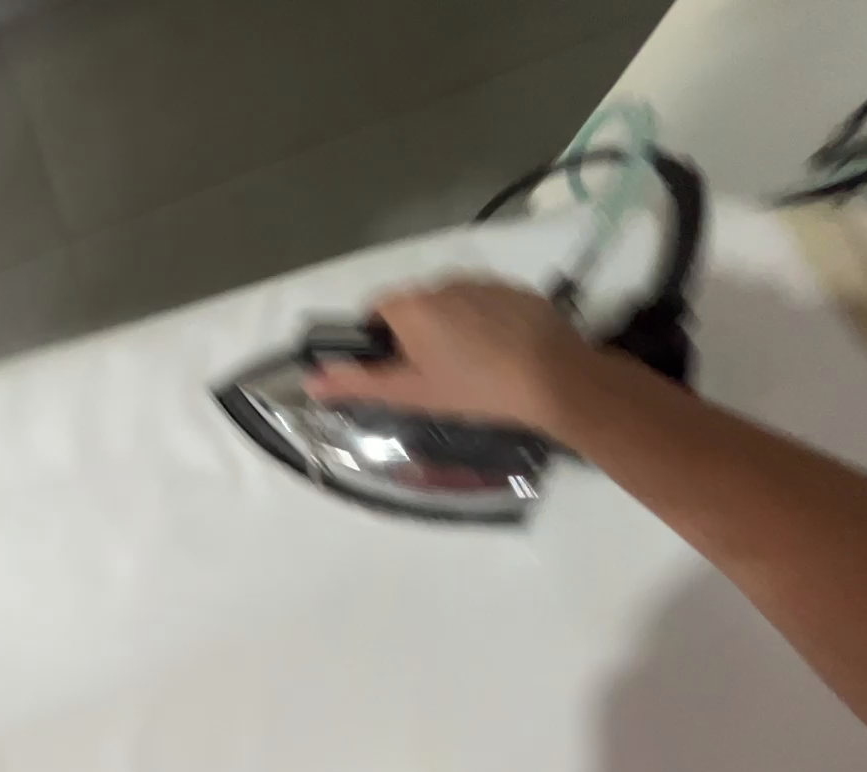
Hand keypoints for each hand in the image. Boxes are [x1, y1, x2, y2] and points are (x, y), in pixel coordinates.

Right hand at [303, 280, 610, 433]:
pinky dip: (478, 324)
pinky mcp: (516, 290)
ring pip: (446, 305)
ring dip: (444, 329)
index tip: (388, 368)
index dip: (373, 340)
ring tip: (463, 366)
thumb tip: (310, 381)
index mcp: (411, 306)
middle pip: (409, 307)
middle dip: (409, 335)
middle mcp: (442, 284)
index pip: (372, 311)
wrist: (556, 379)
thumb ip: (354, 383)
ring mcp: (483, 283)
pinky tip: (493, 354)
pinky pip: (481, 304)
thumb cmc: (471, 388)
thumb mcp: (407, 392)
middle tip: (425, 374)